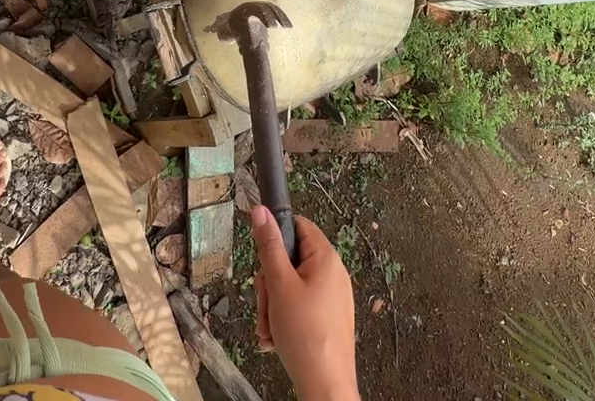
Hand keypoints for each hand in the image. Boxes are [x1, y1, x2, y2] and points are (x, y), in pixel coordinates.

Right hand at [252, 207, 359, 400]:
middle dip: (270, 283)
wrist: (326, 386)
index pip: (297, 225)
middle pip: (290, 260)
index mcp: (326, 257)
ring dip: (273, 306)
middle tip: (266, 304)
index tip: (262, 258)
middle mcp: (333, 273)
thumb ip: (268, 246)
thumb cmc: (305, 333)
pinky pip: (300, 306)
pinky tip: (277, 339)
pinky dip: (285, 319)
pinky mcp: (329, 318)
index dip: (275, 237)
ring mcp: (332, 297)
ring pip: (291, 286)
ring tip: (270, 328)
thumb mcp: (279, 284)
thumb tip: (261, 210)